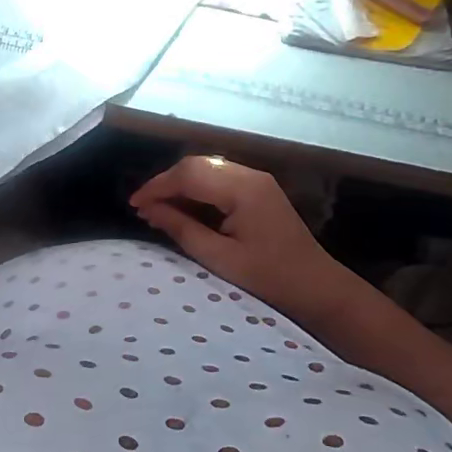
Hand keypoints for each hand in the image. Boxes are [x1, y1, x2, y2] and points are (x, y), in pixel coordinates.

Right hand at [129, 156, 369, 328]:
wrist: (317, 286)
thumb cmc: (269, 277)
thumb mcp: (220, 258)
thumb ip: (182, 229)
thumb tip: (149, 210)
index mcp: (242, 189)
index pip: (189, 175)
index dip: (157, 187)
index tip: (134, 205)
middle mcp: (250, 175)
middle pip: (197, 165)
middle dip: (166, 183)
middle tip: (142, 207)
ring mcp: (257, 181)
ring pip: (207, 169)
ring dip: (180, 185)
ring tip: (157, 209)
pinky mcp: (259, 190)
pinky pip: (219, 179)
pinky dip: (197, 189)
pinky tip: (183, 208)